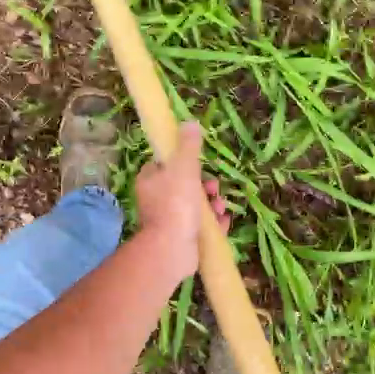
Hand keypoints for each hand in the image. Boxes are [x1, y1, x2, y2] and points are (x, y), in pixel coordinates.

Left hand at [135, 123, 230, 271]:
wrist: (171, 249)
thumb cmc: (175, 203)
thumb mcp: (184, 168)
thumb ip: (188, 146)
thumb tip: (189, 123)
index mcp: (150, 180)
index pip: (166, 164)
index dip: (184, 162)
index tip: (200, 163)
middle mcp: (156, 200)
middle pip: (185, 185)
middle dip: (205, 185)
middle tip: (215, 188)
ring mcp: (169, 220)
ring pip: (195, 206)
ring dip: (212, 204)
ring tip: (220, 207)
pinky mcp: (182, 238)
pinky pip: (201, 226)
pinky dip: (214, 223)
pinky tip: (223, 221)